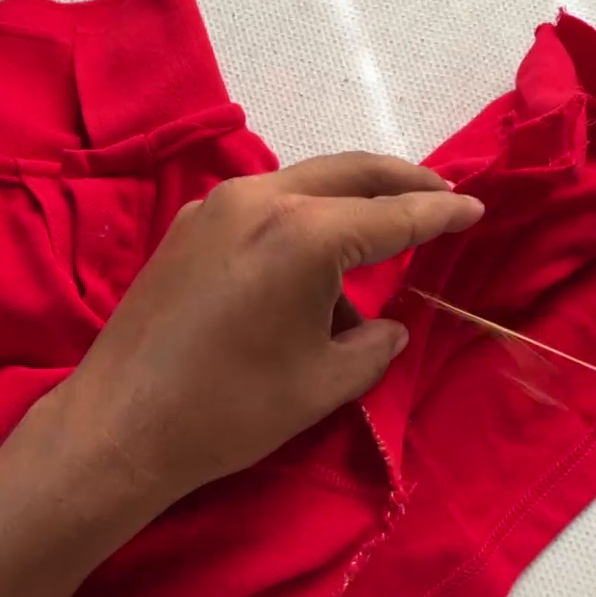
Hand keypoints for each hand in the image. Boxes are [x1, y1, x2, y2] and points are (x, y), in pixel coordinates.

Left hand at [41, 152, 481, 503]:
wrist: (122, 424)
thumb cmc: (230, 410)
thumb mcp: (322, 385)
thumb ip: (373, 350)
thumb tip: (390, 329)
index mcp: (306, 235)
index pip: (393, 215)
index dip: (440, 213)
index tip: (474, 207)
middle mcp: (261, 199)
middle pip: (348, 172)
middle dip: (400, 181)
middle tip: (439, 192)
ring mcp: (216, 205)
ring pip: (301, 186)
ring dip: (343, 208)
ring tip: (368, 257)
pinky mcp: (186, 225)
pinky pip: (260, 208)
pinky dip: (296, 223)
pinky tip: (302, 266)